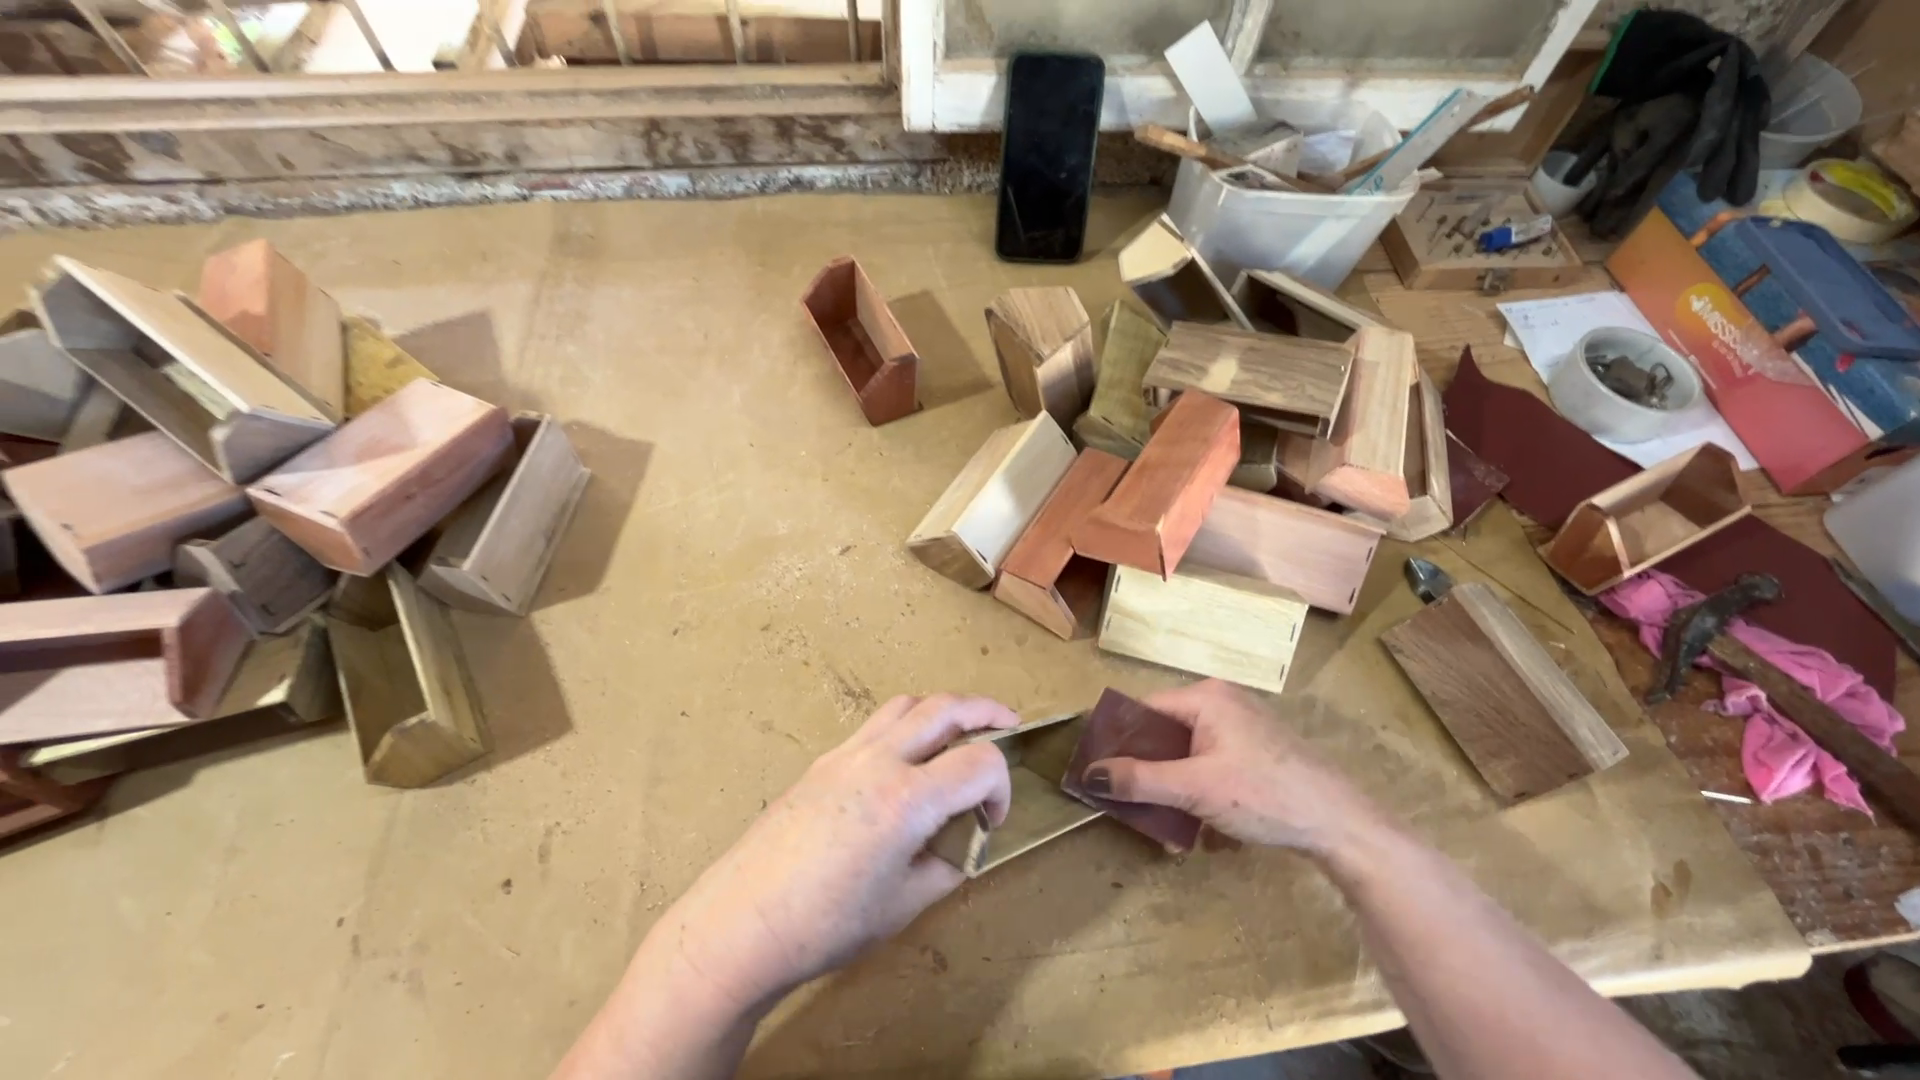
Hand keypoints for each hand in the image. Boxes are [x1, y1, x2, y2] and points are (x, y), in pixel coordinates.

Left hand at [641, 694, 1018, 1011]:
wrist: (740, 923)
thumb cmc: (826, 925)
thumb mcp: (903, 906)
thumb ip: (944, 866)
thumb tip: (960, 848)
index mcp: (907, 799)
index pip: (980, 764)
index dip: (1001, 789)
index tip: (991, 822)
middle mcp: (879, 761)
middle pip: (945, 708)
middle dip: (985, 712)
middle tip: (1008, 724)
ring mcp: (845, 756)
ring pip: (906, 704)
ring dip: (942, 709)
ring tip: (959, 730)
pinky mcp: (821, 763)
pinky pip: (874, 725)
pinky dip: (905, 725)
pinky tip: (905, 759)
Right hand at [1079, 680, 1392, 856]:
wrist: (1340, 825)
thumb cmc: (1265, 795)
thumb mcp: (1194, 789)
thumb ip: (1139, 780)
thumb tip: (1089, 776)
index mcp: (1206, 697)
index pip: (1144, 710)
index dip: (1117, 740)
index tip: (1095, 772)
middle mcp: (1222, 704)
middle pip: (1164, 734)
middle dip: (1145, 774)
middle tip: (1127, 805)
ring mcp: (1241, 729)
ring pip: (1186, 755)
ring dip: (1171, 791)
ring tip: (1162, 827)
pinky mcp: (1255, 754)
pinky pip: (1209, 767)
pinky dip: (1196, 792)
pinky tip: (1195, 829)